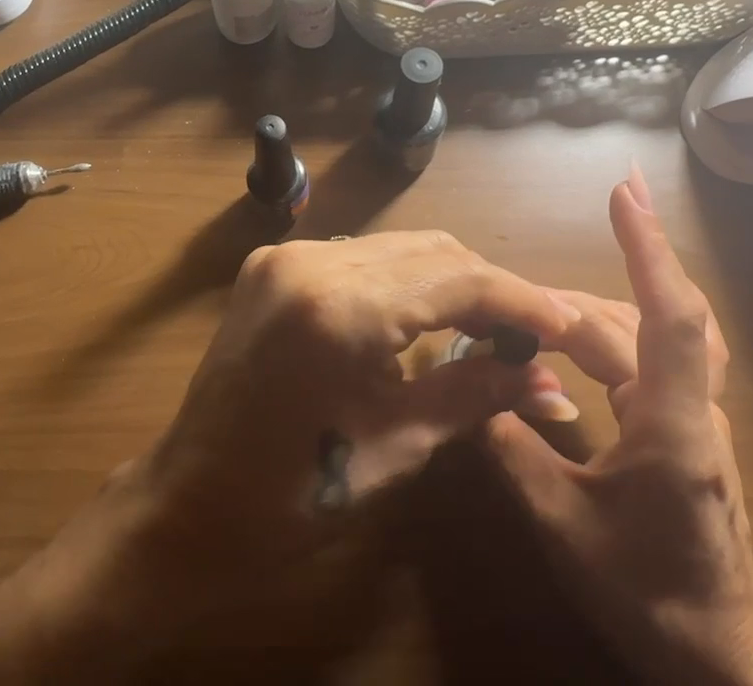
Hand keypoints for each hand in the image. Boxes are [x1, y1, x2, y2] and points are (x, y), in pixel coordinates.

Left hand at [145, 230, 576, 538]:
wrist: (189, 503)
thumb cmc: (294, 495)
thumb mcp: (397, 444)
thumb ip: (476, 394)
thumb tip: (549, 381)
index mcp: (340, 309)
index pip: (459, 279)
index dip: (521, 301)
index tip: (564, 327)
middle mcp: (310, 261)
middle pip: (431, 250)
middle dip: (488, 289)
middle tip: (527, 336)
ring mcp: (284, 257)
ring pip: (397, 248)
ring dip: (447, 281)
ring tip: (486, 330)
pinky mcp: (270, 265)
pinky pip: (360, 258)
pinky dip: (402, 281)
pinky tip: (424, 320)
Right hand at [485, 170, 752, 685]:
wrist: (717, 656)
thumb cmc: (644, 592)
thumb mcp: (562, 525)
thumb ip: (512, 452)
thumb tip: (468, 394)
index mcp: (672, 425)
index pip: (666, 314)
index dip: (645, 246)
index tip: (623, 189)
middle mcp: (693, 410)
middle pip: (647, 320)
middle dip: (587, 291)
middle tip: (518, 293)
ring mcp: (695, 422)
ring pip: (651, 339)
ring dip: (597, 313)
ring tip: (539, 314)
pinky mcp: (686, 436)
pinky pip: (650, 365)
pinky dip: (611, 340)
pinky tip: (574, 349)